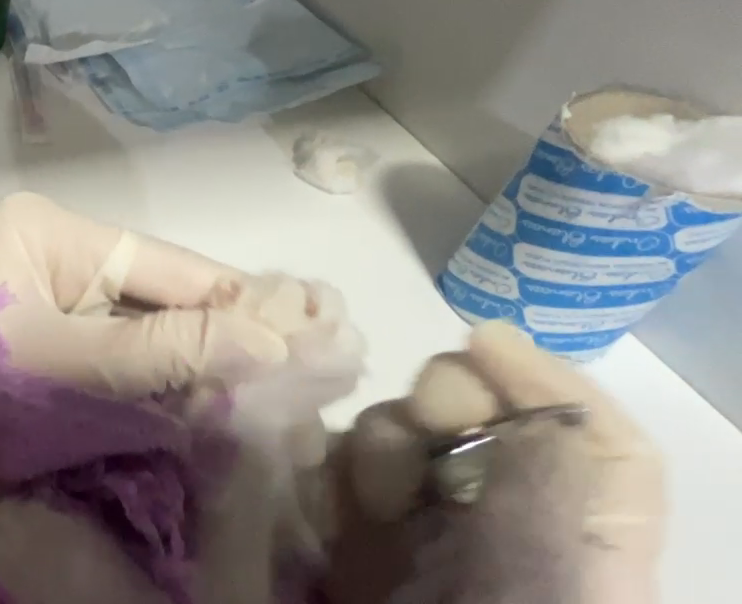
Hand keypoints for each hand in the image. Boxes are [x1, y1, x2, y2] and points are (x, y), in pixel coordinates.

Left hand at [0, 192, 361, 399]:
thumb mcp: (66, 362)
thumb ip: (166, 352)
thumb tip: (280, 341)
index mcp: (51, 230)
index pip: (167, 263)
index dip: (242, 301)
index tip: (323, 335)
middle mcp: (55, 252)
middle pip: (163, 296)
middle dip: (229, 341)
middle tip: (315, 382)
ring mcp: (52, 296)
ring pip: (149, 330)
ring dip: (205, 370)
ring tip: (288, 407)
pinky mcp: (49, 339)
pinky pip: (124, 358)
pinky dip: (167, 389)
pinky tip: (223, 416)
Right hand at [327, 321, 664, 603]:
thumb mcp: (548, 566)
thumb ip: (552, 462)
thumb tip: (499, 340)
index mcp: (572, 521)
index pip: (585, 429)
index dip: (537, 377)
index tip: (477, 351)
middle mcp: (497, 508)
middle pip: (469, 412)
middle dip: (429, 412)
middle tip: (411, 456)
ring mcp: (420, 518)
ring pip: (390, 429)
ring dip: (371, 450)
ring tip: (364, 508)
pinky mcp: (354, 528)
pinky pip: (331, 463)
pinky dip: (322, 472)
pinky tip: (325, 509)